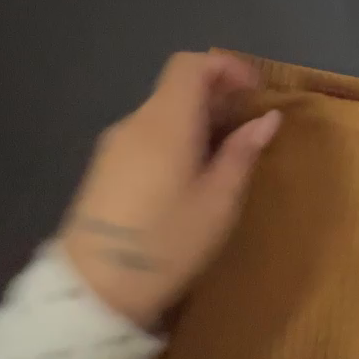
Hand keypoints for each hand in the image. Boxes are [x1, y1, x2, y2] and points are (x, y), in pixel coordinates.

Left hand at [58, 52, 281, 330]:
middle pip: (178, 86)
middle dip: (218, 95)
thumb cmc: (166, 242)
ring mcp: (114, 146)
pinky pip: (148, 134)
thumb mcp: (219, 201)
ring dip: (198, 118)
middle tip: (249, 126)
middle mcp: (136, 123)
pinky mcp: (104, 168)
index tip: (254, 92)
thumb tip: (268, 118)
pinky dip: (176, 136)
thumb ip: (243, 152)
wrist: (91, 293)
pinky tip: (190, 175)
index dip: (226, 66)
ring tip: (225, 155)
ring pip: (163, 111)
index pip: (191, 64)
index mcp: (165, 122)